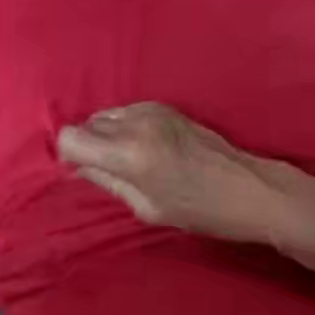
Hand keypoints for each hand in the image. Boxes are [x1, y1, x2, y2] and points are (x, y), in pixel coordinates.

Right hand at [56, 102, 292, 243]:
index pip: (71, 138)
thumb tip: (77, 167)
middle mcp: (135, 123)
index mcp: (128, 154)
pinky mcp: (163, 105)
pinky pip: (125, 111)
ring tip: (126, 159)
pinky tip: (143, 146)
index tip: (79, 170)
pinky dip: (123, 126)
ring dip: (105, 135)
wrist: (246, 187)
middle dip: (87, 145)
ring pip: (104, 115)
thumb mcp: (146, 207)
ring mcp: (150, 109)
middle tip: (104, 170)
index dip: (68, 154)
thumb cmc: (198, 210)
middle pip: (86, 124)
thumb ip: (106, 181)